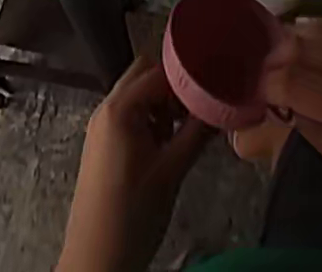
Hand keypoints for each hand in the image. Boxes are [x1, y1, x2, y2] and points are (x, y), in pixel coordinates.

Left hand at [57, 57, 213, 271]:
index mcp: (120, 108)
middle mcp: (107, 108)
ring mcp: (102, 126)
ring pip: (140, 92)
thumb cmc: (133, 215)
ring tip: (187, 125)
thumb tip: (227, 102)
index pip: (161, 69)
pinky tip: (170, 141)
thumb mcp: (173, 169)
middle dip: (175, 82)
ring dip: (165, 100)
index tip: (216, 80)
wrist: (95, 266)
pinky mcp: (104, 144)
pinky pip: (132, 113)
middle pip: (146, 72)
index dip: (190, 73)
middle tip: (200, 103)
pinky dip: (153, 116)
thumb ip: (200, 129)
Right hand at [260, 18, 321, 235]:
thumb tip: (281, 104)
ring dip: (293, 38)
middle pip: (303, 46)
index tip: (248, 89)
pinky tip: (303, 36)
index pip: (292, 78)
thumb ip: (318, 134)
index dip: (265, 81)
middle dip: (273, 55)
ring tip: (271, 52)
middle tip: (252, 67)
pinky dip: (318, 29)